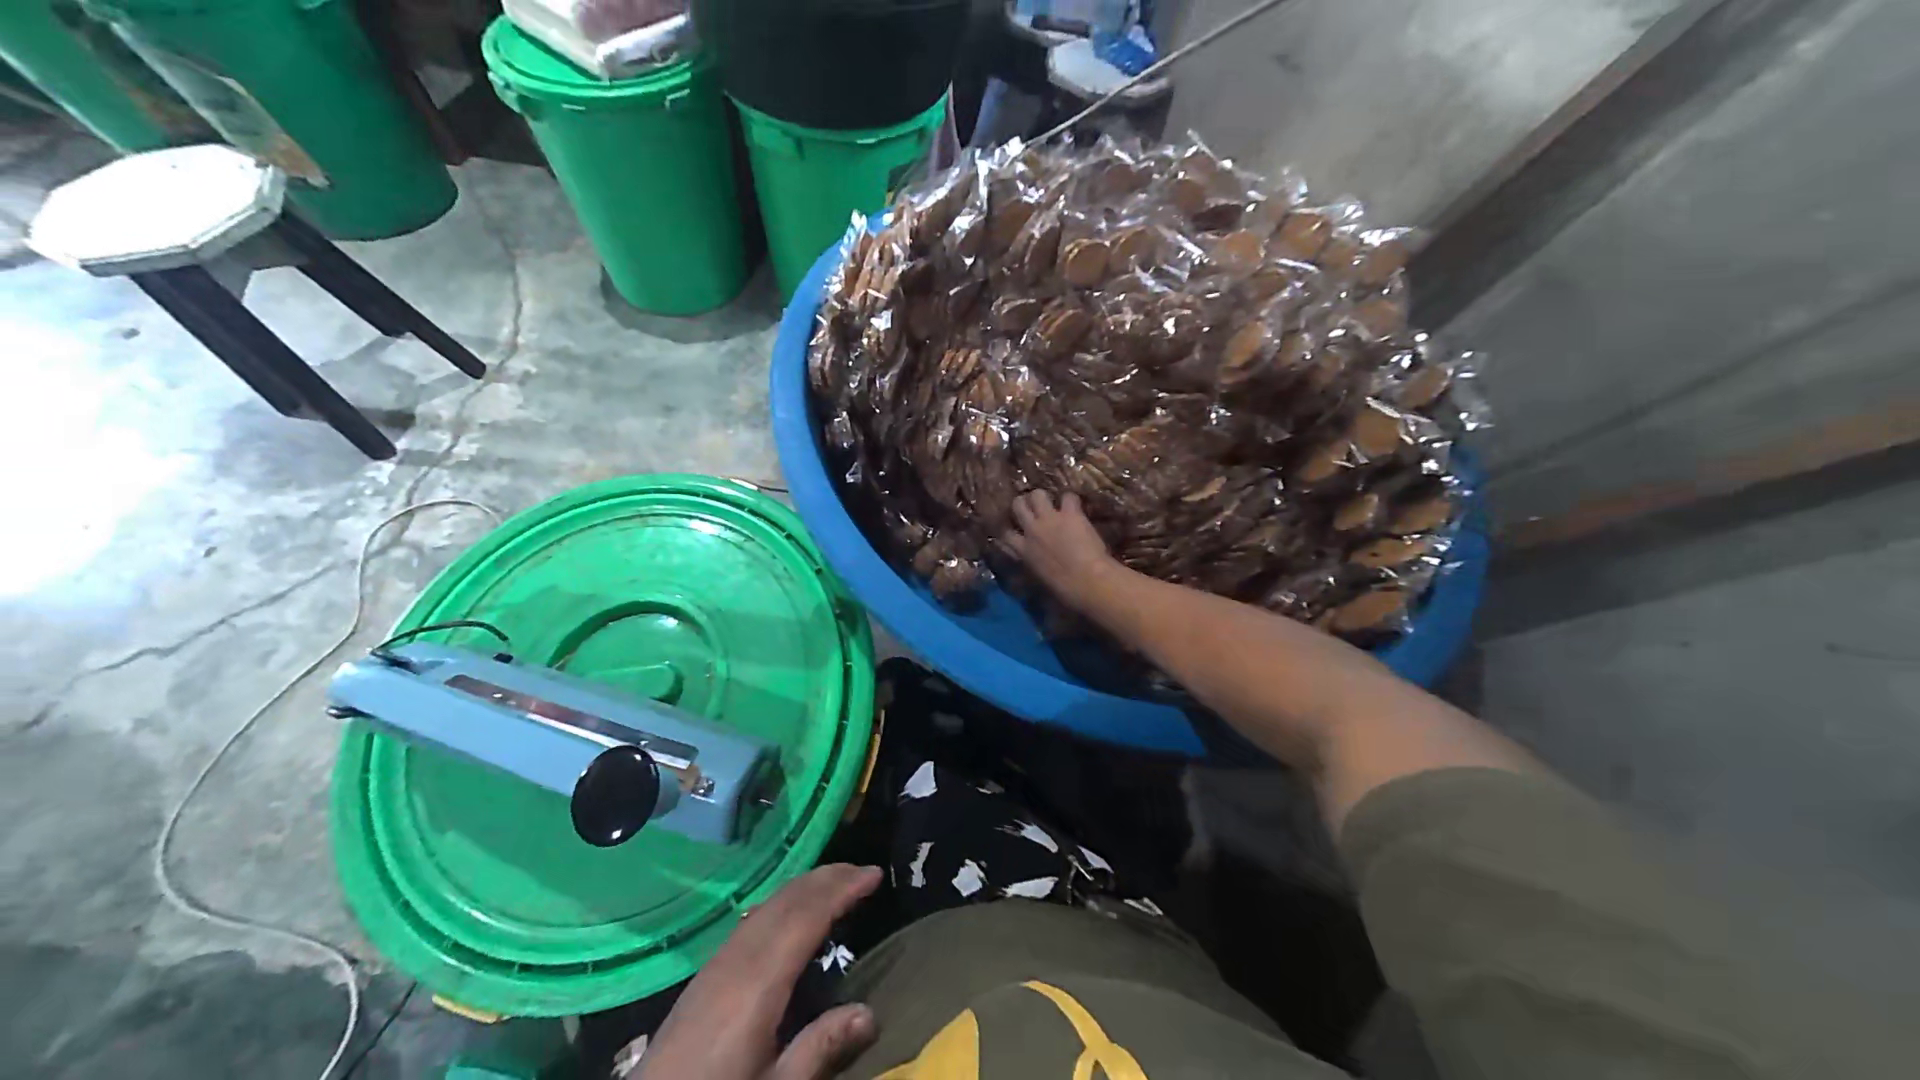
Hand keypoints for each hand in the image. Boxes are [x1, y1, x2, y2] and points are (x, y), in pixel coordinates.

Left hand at [637, 865, 882, 1079]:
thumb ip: (820, 1048)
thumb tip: (871, 1012)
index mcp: (759, 981)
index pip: (808, 916)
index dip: (842, 889)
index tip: (874, 874)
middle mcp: (739, 957)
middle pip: (788, 900)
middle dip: (828, 878)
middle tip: (864, 871)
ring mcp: (720, 961)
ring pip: (769, 904)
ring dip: (806, 886)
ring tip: (837, 882)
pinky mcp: (708, 972)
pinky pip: (754, 917)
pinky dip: (784, 900)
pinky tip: (790, 911)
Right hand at [1002, 491, 1123, 611]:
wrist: (1087, 581)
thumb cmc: (1064, 589)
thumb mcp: (1040, 577)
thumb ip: (1033, 563)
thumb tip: (1035, 560)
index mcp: (1023, 551)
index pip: (1006, 534)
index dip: (1010, 529)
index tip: (1015, 528)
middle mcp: (1032, 530)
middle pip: (1018, 505)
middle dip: (1024, 504)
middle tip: (1033, 508)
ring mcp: (1050, 519)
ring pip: (1037, 494)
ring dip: (1043, 497)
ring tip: (1051, 502)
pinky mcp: (1070, 513)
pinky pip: (1068, 497)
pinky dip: (1071, 500)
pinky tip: (1075, 506)